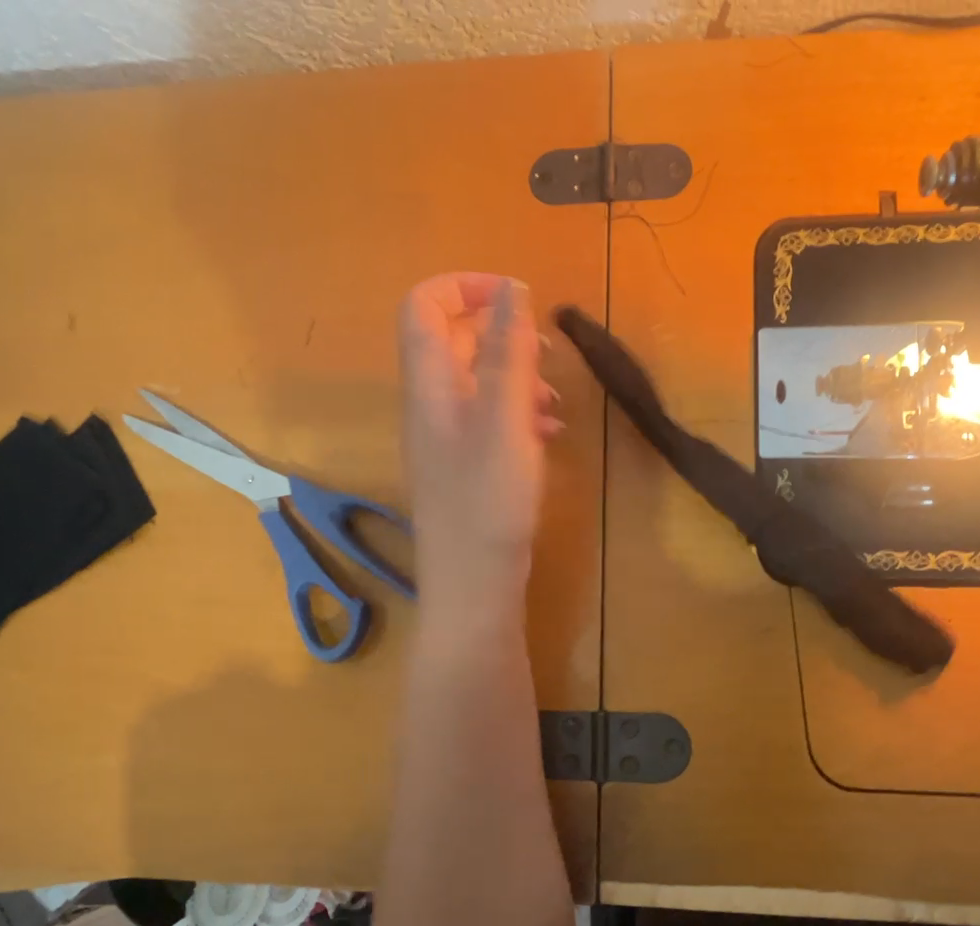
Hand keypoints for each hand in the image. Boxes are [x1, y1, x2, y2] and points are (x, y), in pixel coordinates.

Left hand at [398, 273, 561, 601]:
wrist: (472, 585)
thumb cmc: (487, 501)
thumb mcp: (504, 420)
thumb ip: (509, 354)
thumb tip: (514, 291)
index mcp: (430, 384)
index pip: (425, 306)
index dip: (466, 287)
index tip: (519, 297)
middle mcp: (432, 404)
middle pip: (456, 341)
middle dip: (504, 335)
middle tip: (548, 354)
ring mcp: (448, 438)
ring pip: (479, 382)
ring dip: (519, 378)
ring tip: (555, 403)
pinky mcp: (467, 467)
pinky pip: (491, 420)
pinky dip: (520, 414)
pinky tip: (550, 435)